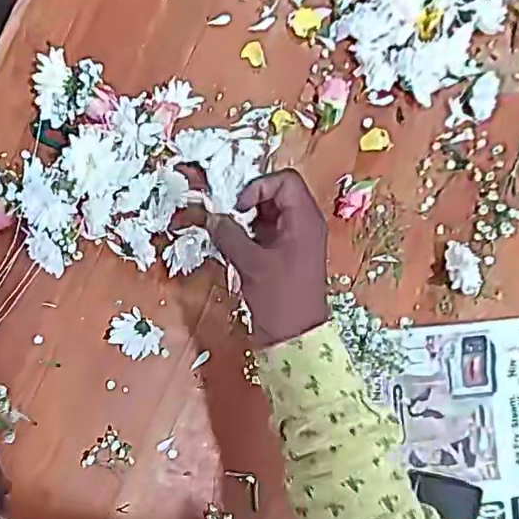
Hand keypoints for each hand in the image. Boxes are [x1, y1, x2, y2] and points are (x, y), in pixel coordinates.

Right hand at [208, 169, 329, 347]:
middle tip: (230, 220)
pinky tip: (237, 250)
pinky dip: (252, 235)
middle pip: (278, 194)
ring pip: (271, 214)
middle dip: (250, 203)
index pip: (284, 181)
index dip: (258, 188)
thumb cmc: (281, 299)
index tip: (238, 208)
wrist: (295, 336)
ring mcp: (298, 240)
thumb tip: (212, 218)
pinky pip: (269, 233)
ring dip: (248, 220)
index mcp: (305, 220)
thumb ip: (229, 235)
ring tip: (231, 237)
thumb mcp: (251, 264)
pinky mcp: (289, 255)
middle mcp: (305, 225)